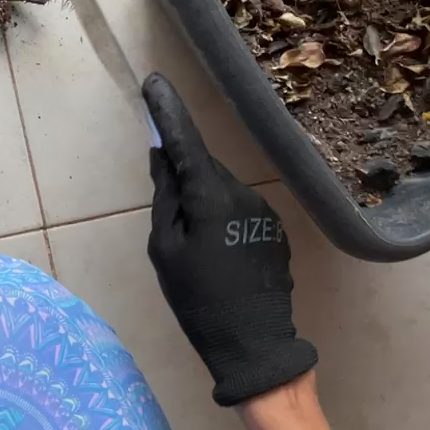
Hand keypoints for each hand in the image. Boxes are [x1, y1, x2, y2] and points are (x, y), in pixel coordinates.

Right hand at [142, 73, 316, 406]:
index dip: (167, 112)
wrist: (255, 346)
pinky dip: (219, 214)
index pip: (186, 144)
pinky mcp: (275, 229)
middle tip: (166, 213)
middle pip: (203, 167)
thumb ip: (165, 197)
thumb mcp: (164, 249)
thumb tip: (162, 157)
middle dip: (181, 172)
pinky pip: (237, 207)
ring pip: (219, 187)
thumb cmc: (197, 300)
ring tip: (192, 242)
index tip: (153, 83)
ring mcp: (265, 212)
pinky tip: (216, 251)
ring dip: (200, 198)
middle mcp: (244, 195)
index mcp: (212, 199)